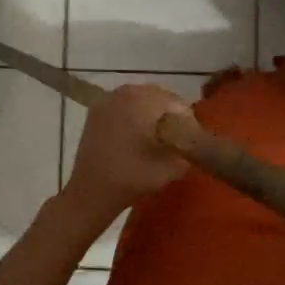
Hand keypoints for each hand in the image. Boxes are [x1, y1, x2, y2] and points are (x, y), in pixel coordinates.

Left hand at [62, 84, 191, 221]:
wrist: (91, 192)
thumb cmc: (133, 178)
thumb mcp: (173, 166)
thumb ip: (190, 144)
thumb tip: (193, 135)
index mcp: (144, 101)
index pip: (177, 103)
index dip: (188, 121)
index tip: (189, 140)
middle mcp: (125, 92)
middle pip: (159, 96)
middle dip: (170, 114)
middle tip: (176, 137)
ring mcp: (108, 98)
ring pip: (141, 98)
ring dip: (152, 113)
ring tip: (156, 136)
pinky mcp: (97, 109)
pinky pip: (124, 104)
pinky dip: (134, 114)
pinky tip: (137, 134)